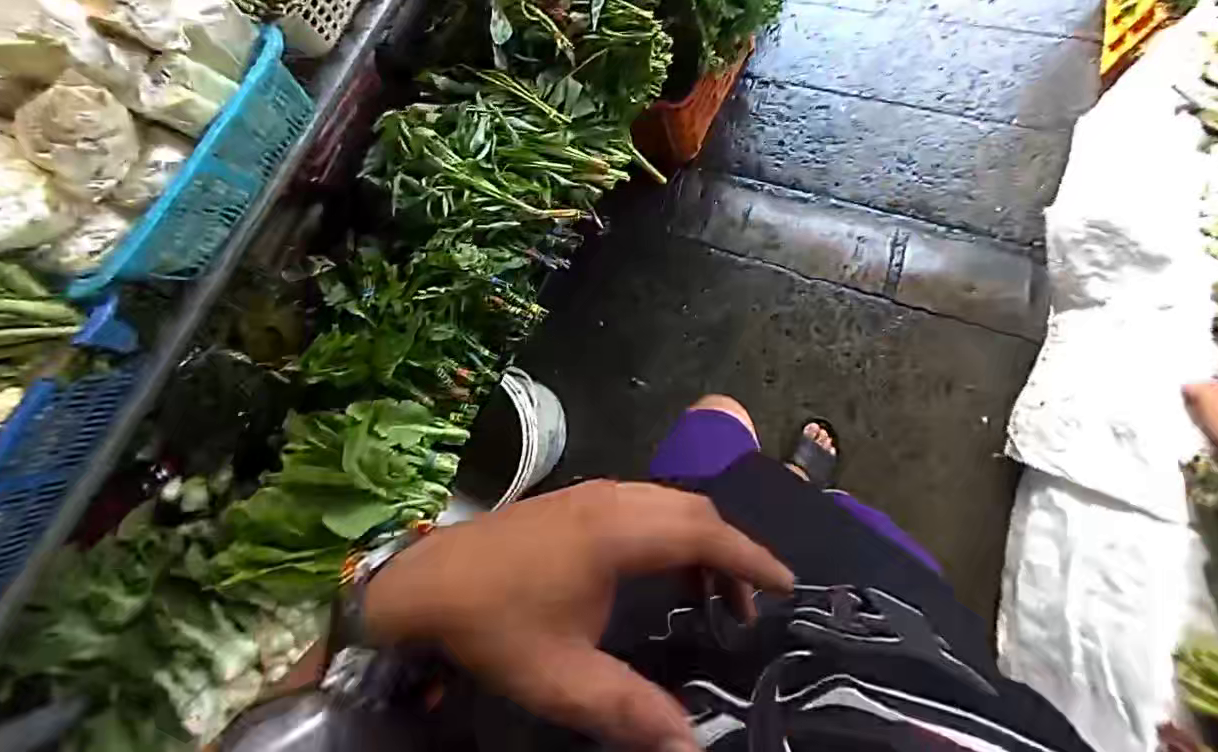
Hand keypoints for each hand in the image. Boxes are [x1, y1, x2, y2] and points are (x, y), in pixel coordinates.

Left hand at [364, 479, 792, 750]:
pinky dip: (672, 529)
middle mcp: (612, 498)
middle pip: (692, 509)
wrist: (431, 580)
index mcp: (616, 531)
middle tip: (750, 605)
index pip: (702, 532)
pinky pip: (645, 502)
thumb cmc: (498, 624)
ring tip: (714, 596)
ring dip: (700, 539)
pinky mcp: (578, 497)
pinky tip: (664, 570)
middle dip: (731, 551)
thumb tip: (691, 746)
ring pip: (668, 502)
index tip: (786, 584)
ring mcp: (593, 492)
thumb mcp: (563, 679)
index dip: (750, 557)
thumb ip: (630, 711)